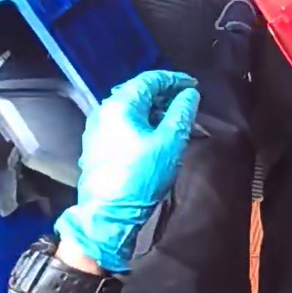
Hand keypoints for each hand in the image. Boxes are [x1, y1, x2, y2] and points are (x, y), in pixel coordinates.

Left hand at [54, 70, 199, 271]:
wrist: (110, 213)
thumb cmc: (140, 176)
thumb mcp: (171, 141)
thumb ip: (182, 113)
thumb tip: (189, 95)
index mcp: (119, 106)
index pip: (149, 79)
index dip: (175, 79)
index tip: (193, 86)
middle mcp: (104, 112)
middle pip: (138, 91)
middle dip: (165, 93)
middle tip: (187, 100)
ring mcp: (98, 130)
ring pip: (131, 108)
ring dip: (155, 108)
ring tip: (176, 117)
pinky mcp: (99, 145)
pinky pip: (123, 123)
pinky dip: (143, 120)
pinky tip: (157, 132)